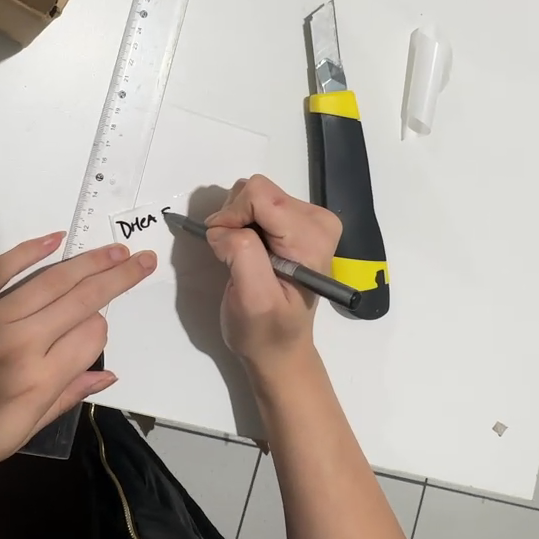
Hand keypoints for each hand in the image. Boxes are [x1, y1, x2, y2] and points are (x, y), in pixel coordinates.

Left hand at [0, 233, 155, 495]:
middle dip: (118, 277)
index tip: (95, 332)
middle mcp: (20, 342)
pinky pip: (1, 267)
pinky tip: (55, 238)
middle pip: (81, 299)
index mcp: (36, 381)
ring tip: (115, 248)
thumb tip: (107, 374)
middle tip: (143, 258)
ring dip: (88, 260)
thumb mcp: (15, 437)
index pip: (91, 336)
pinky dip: (30, 250)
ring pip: (51, 279)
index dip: (100, 330)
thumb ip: (63, 398)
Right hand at [204, 175, 339, 379]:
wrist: (279, 349)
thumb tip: (222, 227)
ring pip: (253, 193)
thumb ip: (242, 254)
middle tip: (232, 256)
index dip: (232, 217)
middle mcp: (316, 220)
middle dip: (234, 218)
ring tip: (242, 257)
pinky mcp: (294, 221)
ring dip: (237, 221)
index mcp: (312, 237)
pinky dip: (241, 222)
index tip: (224, 247)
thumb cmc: (265, 331)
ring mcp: (307, 219)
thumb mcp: (253, 300)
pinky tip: (249, 250)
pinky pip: (255, 202)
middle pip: (256, 190)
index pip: (259, 195)